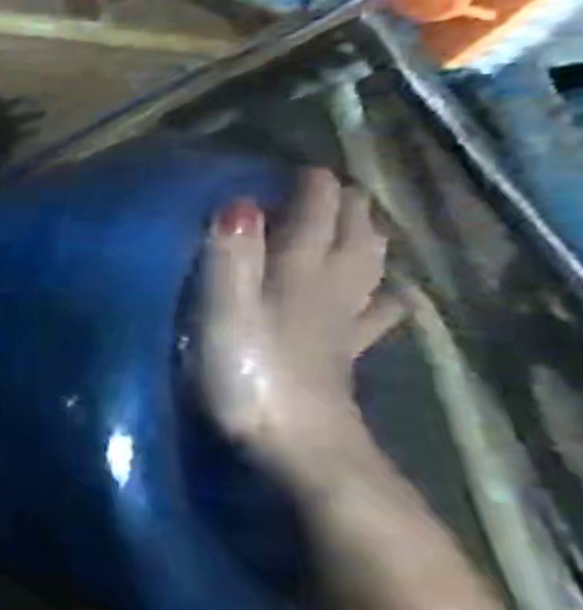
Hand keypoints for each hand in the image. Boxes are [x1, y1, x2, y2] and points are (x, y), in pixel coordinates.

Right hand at [194, 168, 407, 489]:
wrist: (295, 444)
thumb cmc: (246, 373)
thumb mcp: (223, 311)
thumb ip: (229, 258)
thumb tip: (240, 203)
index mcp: (298, 273)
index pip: (314, 214)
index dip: (310, 186)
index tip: (295, 165)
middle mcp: (328, 288)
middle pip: (350, 234)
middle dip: (343, 205)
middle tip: (326, 186)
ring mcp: (340, 323)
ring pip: (368, 267)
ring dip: (366, 238)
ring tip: (358, 223)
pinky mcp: (340, 354)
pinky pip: (375, 315)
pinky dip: (384, 296)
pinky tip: (387, 295)